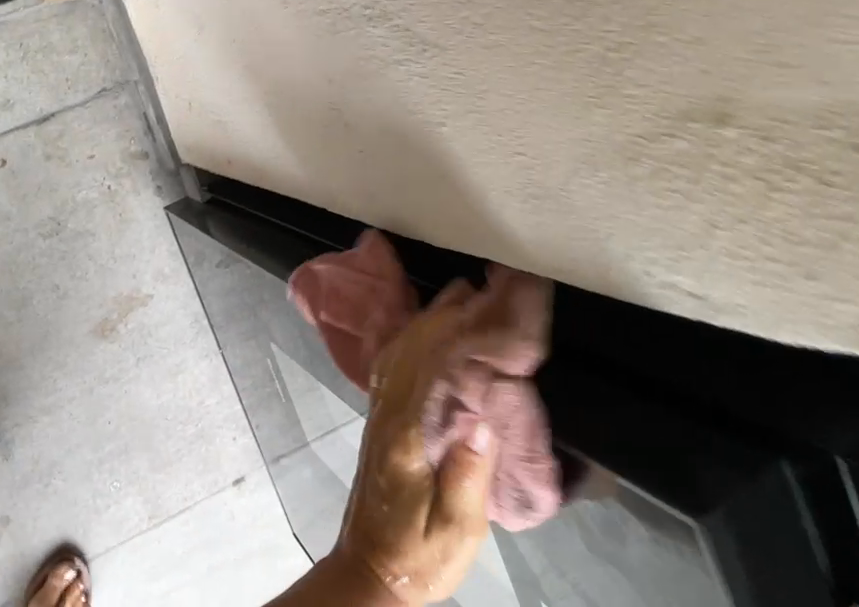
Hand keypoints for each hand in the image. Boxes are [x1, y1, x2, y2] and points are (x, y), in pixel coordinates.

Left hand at [335, 280, 500, 605]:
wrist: (371, 572)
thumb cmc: (419, 555)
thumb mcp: (455, 528)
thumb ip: (467, 475)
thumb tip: (481, 419)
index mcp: (407, 434)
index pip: (432, 366)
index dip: (458, 330)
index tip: (486, 302)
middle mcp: (388, 413)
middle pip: (413, 348)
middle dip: (447, 314)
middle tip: (483, 287)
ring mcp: (380, 414)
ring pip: (401, 352)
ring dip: (429, 320)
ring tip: (461, 296)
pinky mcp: (380, 422)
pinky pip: (393, 366)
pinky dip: (412, 339)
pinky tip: (426, 331)